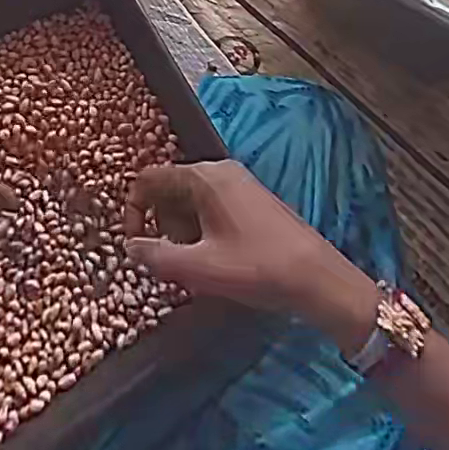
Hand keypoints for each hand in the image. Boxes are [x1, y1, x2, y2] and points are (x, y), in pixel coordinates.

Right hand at [123, 160, 379, 352]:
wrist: (319, 278)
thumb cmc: (257, 268)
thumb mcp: (198, 268)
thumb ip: (156, 255)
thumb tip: (129, 246)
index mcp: (203, 177)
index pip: (149, 178)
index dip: (133, 209)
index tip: (134, 242)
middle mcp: (219, 170)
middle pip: (169, 188)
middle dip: (160, 223)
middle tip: (169, 259)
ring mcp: (238, 183)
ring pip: (190, 200)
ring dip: (180, 229)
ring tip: (193, 263)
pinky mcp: (251, 199)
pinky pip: (210, 206)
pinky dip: (201, 229)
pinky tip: (213, 258)